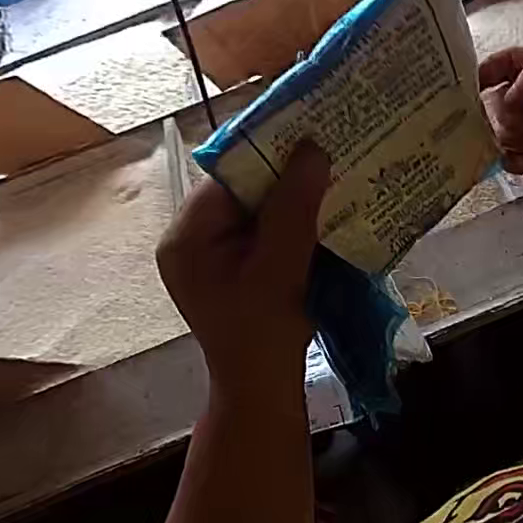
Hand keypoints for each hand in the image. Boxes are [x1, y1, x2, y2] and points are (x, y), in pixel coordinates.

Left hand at [156, 143, 329, 384]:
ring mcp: (215, 253)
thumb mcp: (278, 270)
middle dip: (286, 177)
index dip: (269, 155)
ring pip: (258, 208)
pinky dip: (295, 221)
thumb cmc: (264, 333)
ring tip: (334, 184)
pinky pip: (266, 229)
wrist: (262, 385)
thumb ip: (292, 210)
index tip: (312, 137)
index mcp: (188, 237)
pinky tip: (324, 217)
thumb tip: (312, 150)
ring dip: (295, 198)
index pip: (227, 176)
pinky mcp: (237, 265)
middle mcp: (194, 238)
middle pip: (243, 189)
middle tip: (331, 160)